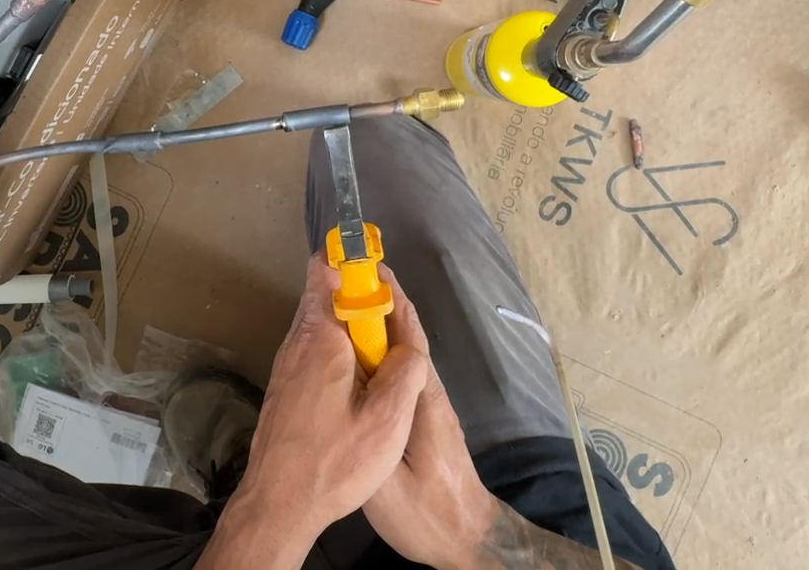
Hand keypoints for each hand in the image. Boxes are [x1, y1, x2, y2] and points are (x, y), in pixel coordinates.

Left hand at [200, 255, 430, 566]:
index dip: (351, 258)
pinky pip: (313, 346)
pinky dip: (336, 347)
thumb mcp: (386, 422)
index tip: (377, 264)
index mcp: (321, 336)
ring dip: (348, 324)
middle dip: (357, 295)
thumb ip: (405, 373)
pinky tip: (356, 379)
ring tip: (379, 351)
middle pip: (325, 293)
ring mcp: (287, 362)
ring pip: (319, 321)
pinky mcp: (285, 383)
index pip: (325, 270)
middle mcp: (298, 339)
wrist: (277, 503)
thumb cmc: (333, 461)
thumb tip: (409, 346)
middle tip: (389, 318)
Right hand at [361, 278, 500, 568]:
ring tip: (339, 303)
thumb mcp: (389, 485)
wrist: (469, 538)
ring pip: (401, 347)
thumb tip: (346, 392)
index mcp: (421, 396)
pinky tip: (352, 351)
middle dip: (377, 299)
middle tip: (341, 277)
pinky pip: (398, 366)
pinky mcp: (421, 411)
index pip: (407, 334)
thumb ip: (371, 436)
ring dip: (376, 320)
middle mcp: (427, 388)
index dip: (388, 298)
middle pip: (404, 332)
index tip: (364, 269)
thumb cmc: (429, 512)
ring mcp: (427, 399)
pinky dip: (377, 346)